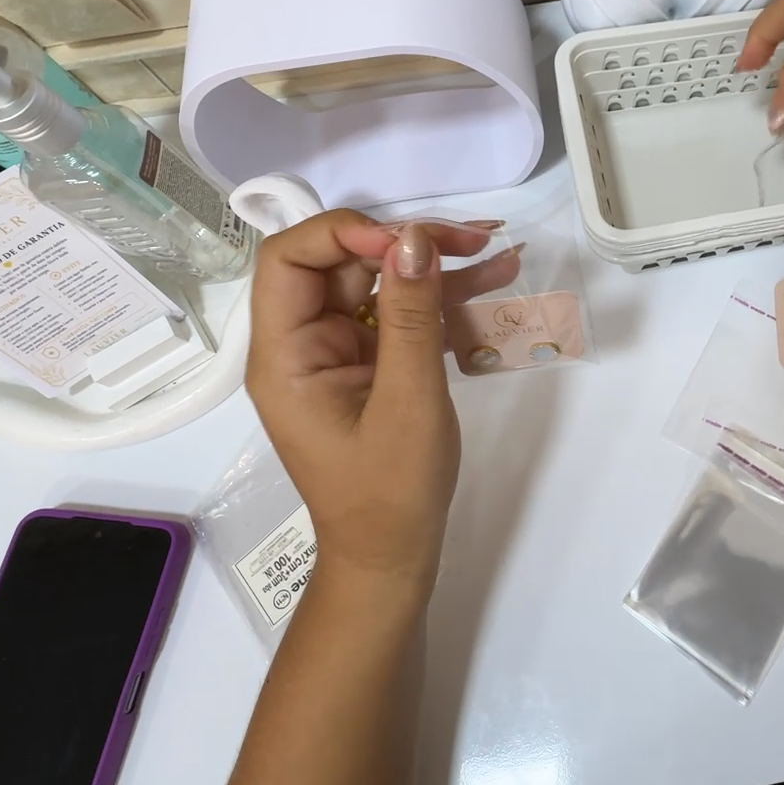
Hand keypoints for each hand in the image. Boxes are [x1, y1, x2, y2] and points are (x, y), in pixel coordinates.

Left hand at [244, 213, 520, 584]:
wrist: (394, 550)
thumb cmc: (391, 487)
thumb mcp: (408, 398)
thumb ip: (410, 314)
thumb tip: (414, 238)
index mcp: (286, 353)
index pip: (291, 260)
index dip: (344, 234)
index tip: (407, 243)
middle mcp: (305, 342)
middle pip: (343, 264)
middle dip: (407, 245)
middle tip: (472, 239)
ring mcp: (340, 351)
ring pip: (380, 283)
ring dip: (436, 267)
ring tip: (496, 251)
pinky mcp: (371, 363)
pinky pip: (402, 315)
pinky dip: (443, 300)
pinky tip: (493, 283)